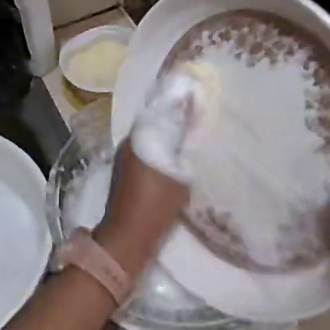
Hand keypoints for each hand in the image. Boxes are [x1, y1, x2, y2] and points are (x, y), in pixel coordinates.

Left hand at [97, 73, 199, 271]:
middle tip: (203, 112)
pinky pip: (149, 150)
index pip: (161, 107)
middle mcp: (129, 142)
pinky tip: (181, 154)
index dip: (180, 99)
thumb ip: (183, 139)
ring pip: (153, 136)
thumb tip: (189, 107)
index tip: (201, 92)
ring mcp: (126, 158)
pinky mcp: (128, 173)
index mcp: (140, 136)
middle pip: (156, 120)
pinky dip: (165, 148)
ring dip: (171, 133)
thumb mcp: (178, 170)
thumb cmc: (155, 203)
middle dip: (176, 115)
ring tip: (196, 132)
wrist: (128, 237)